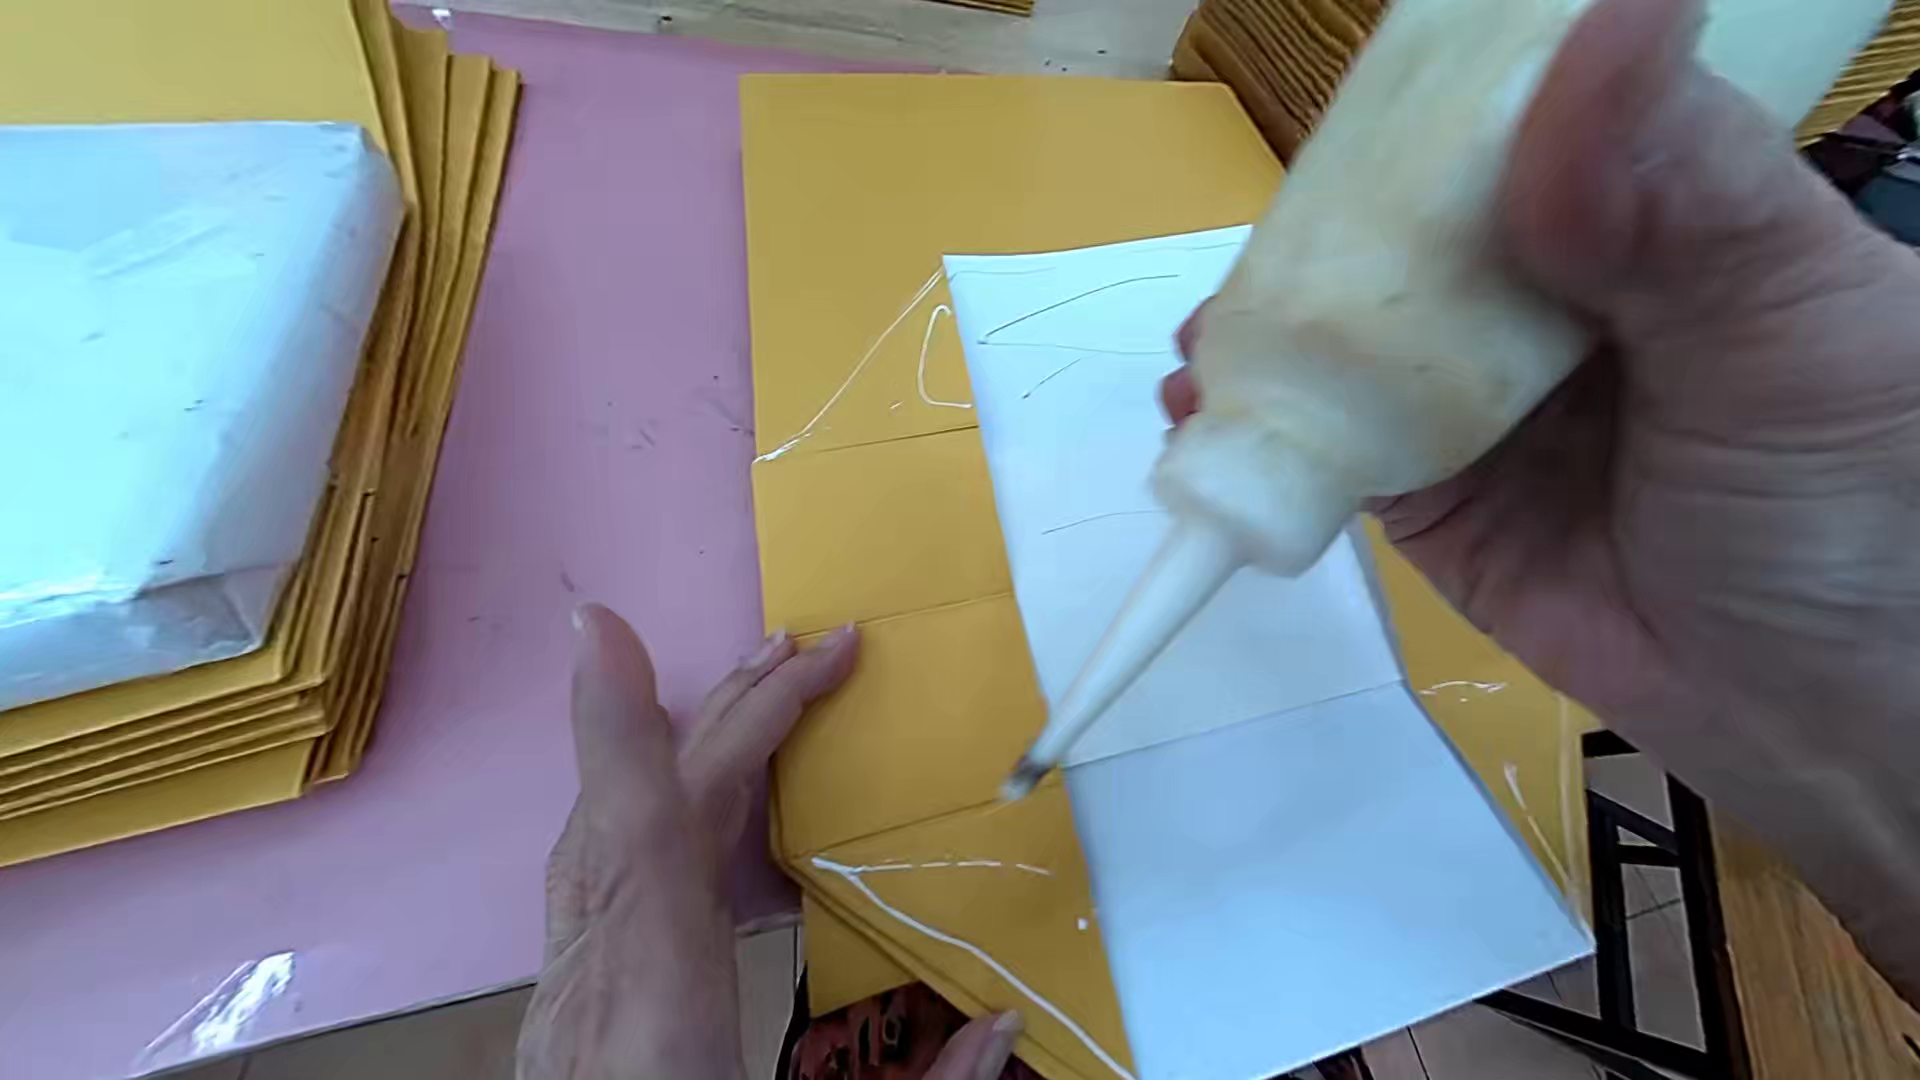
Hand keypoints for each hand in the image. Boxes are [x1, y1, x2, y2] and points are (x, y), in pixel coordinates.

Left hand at [517, 604, 1023, 1079]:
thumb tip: (1005, 1020)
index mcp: (657, 1010)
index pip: (637, 840)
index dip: (620, 724)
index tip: (599, 628)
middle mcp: (604, 970)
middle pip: (662, 799)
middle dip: (742, 706)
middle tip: (819, 650)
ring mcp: (581, 967)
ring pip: (631, 808)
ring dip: (707, 726)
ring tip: (774, 673)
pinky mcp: (585, 970)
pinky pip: (624, 840)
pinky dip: (676, 774)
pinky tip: (721, 759)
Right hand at [1169, 0, 1919, 999]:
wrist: (1847, 718)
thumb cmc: (1870, 522)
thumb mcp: (1798, 338)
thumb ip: (1677, 206)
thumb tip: (1580, 47)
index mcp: (1619, 256)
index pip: (1486, 178)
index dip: (1407, 153)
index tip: (1328, 145)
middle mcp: (1527, 326)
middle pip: (1385, 276)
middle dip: (1297, 269)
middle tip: (1227, 273)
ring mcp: (1458, 420)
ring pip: (1330, 367)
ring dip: (1255, 358)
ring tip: (1192, 356)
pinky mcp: (1414, 500)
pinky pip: (1316, 450)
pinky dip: (1259, 435)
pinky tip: (1207, 419)